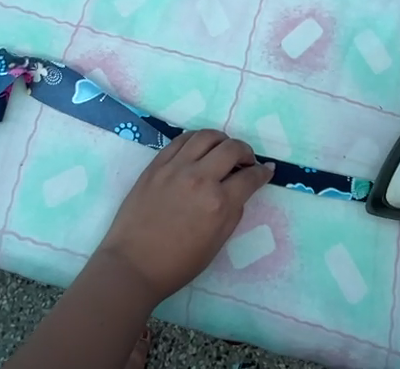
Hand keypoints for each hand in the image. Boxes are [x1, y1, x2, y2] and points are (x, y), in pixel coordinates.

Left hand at [94, 130, 274, 302]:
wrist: (133, 264)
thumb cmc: (177, 264)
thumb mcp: (217, 244)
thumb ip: (233, 213)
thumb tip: (241, 190)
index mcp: (218, 204)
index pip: (249, 177)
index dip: (263, 172)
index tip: (266, 170)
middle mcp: (200, 178)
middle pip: (231, 148)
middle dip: (246, 151)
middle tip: (246, 160)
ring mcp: (176, 167)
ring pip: (206, 136)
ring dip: (222, 139)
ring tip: (223, 149)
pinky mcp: (157, 164)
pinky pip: (181, 139)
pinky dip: (196, 139)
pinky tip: (199, 148)